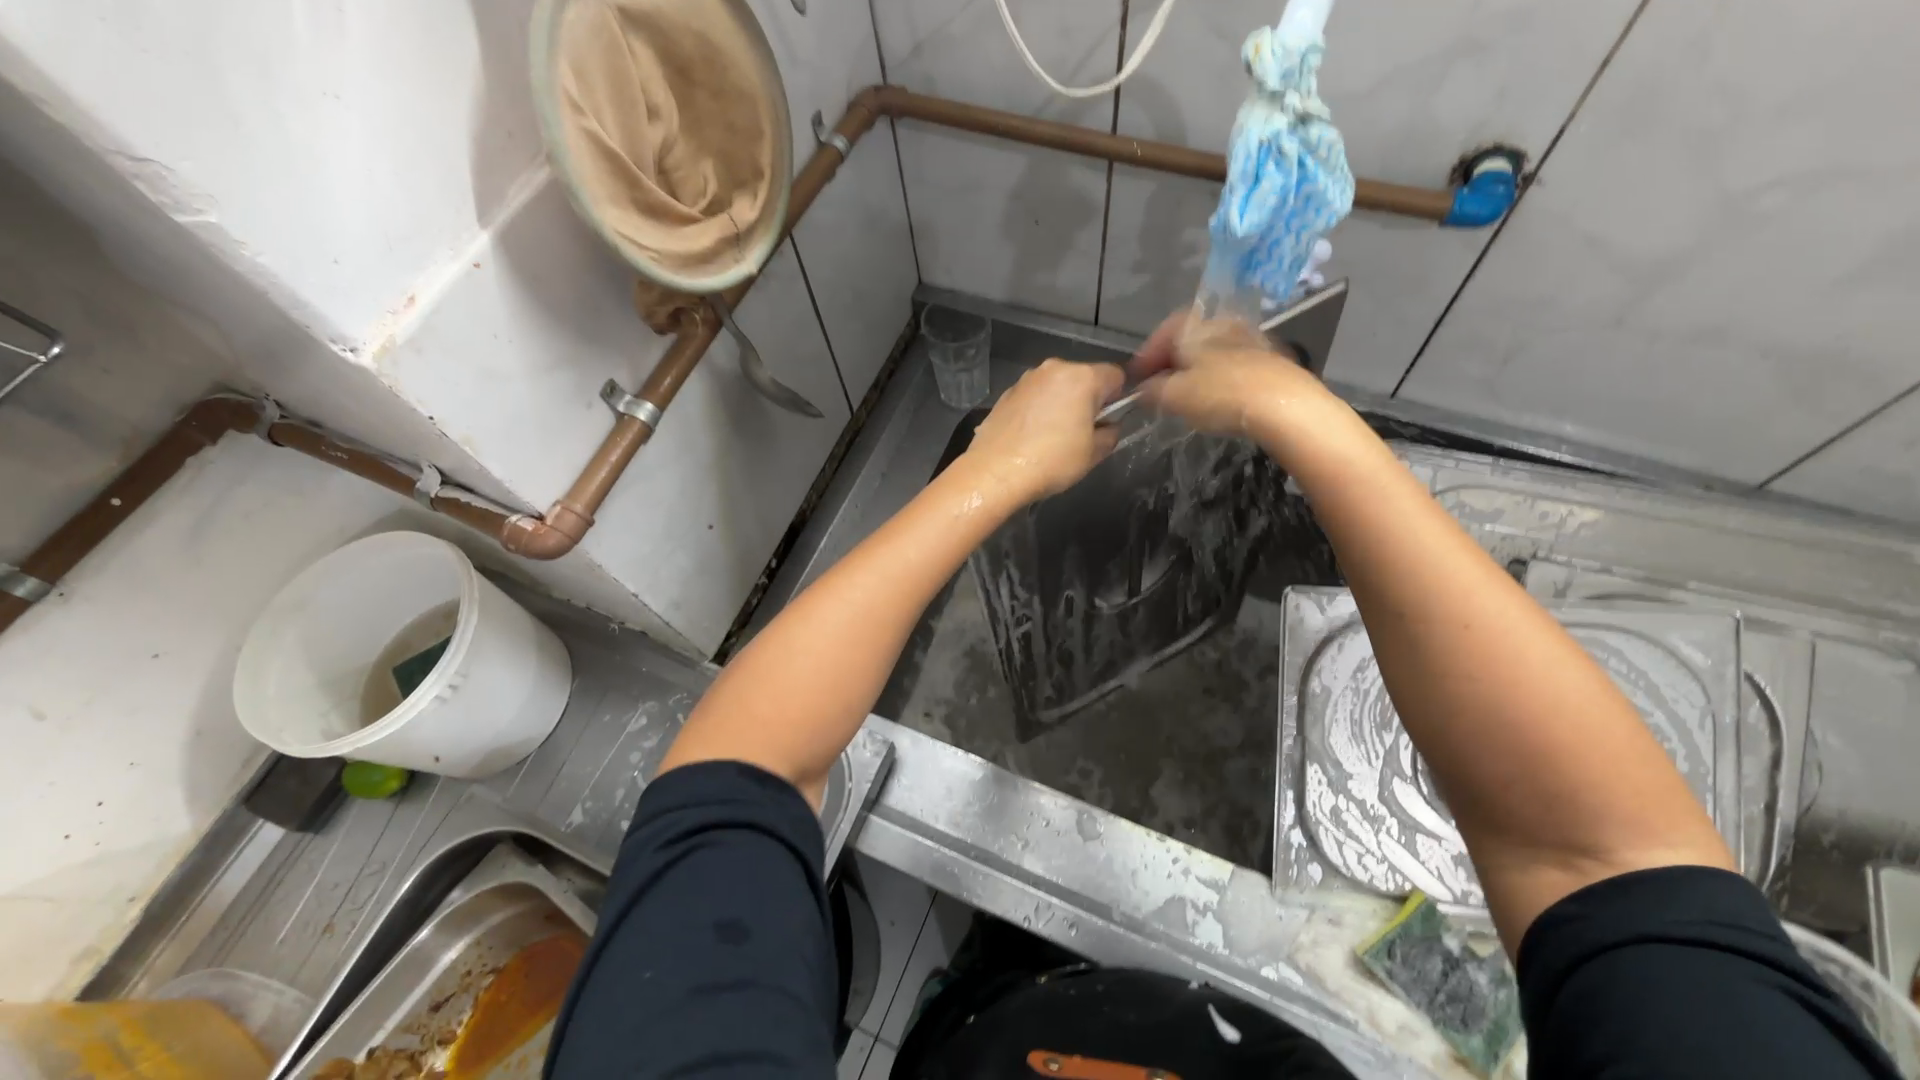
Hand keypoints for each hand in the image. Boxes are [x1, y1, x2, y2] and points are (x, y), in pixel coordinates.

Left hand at [961, 359, 1124, 502]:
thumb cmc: (1052, 461)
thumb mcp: (1094, 453)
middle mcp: (1053, 369)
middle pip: (1083, 378)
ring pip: (1057, 387)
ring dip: (1061, 405)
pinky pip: (1034, 397)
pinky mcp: (1005, 393)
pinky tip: (1031, 438)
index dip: (1118, 399)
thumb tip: (1108, 426)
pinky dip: (1038, 411)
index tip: (1107, 422)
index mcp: (1081, 377)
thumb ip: (1110, 433)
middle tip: (1081, 434)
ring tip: (1052, 438)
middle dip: (1087, 401)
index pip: (1116, 376)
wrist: (995, 472)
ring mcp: (1026, 380)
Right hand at [1128, 311, 1341, 442]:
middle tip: (1159, 387)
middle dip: (1172, 363)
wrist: (1284, 405)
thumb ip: (1152, 391)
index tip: (1135, 379)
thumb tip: (1144, 389)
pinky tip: (1218, 400)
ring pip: (1213, 353)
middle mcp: (1223, 324)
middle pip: (1189, 341)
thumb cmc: (1220, 394)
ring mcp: (1251, 340)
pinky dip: (1220, 379)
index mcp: (1195, 325)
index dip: (1146, 356)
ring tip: (1186, 397)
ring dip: (1197, 372)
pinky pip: (1234, 367)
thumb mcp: (1173, 397)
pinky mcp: (1271, 361)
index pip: (1162, 332)